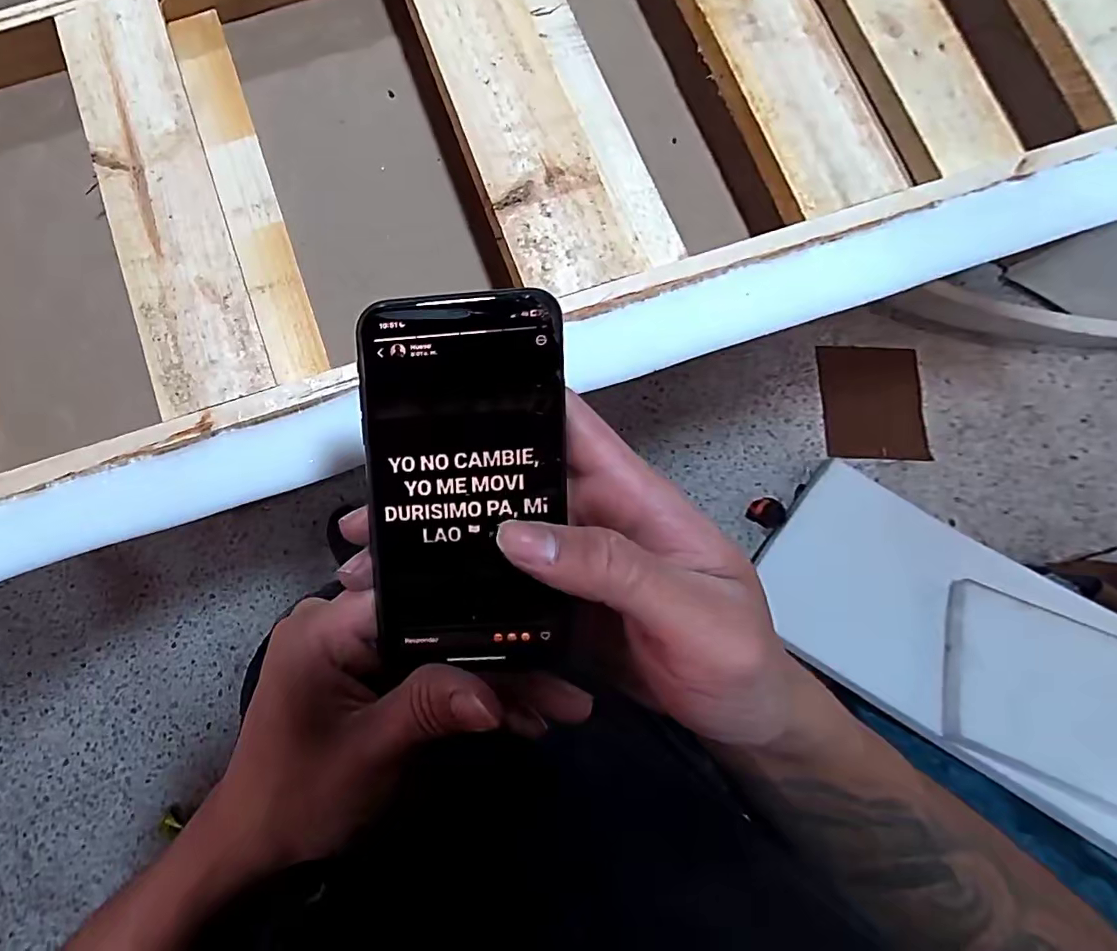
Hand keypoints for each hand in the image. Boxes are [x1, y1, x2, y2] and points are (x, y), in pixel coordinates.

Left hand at [202, 589, 590, 872]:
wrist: (256, 839)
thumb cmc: (301, 794)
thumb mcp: (370, 753)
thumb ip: (427, 709)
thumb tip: (493, 694)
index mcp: (324, 626)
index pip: (409, 597)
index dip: (474, 614)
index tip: (535, 636)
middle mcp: (333, 620)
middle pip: (426, 624)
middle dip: (492, 657)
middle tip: (560, 687)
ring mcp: (345, 645)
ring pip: (428, 647)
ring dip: (483, 679)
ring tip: (552, 709)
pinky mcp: (358, 670)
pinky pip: (413, 667)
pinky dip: (454, 691)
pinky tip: (509, 715)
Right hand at [338, 391, 813, 750]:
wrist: (742, 723)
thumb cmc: (738, 656)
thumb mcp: (692, 609)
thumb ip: (611, 569)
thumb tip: (515, 535)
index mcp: (627, 493)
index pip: (570, 422)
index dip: (517, 395)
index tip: (449, 392)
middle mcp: (587, 515)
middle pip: (512, 477)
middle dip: (450, 477)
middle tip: (383, 490)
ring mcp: (565, 560)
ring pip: (493, 531)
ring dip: (440, 535)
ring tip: (374, 548)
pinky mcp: (550, 602)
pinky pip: (496, 583)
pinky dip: (455, 585)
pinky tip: (413, 596)